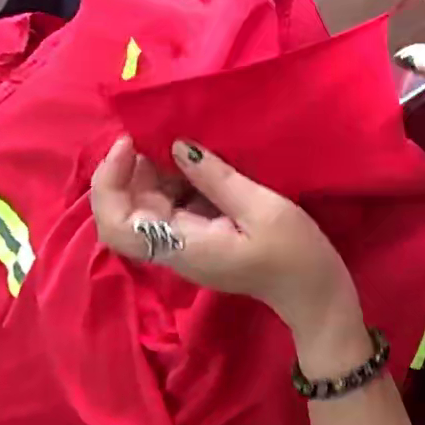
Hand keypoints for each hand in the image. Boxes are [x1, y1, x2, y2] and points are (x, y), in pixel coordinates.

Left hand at [90, 136, 359, 332]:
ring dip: (157, 170)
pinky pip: (175, 205)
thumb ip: (216, 178)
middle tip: (160, 131)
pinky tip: (200, 158)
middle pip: (128, 209)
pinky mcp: (201, 236)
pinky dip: (179, 178)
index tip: (131, 144)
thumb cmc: (294, 253)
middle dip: (134, 168)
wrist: (315, 293)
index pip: (117, 225)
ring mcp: (186, 243)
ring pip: (150, 204)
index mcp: (182, 246)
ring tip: (182, 138)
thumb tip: (178, 146)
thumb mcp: (261, 208)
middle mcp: (174, 247)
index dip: (109, 183)